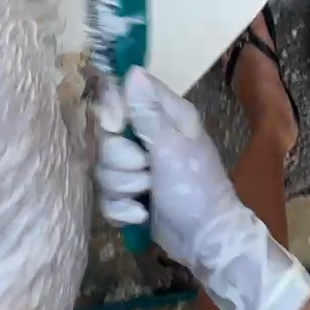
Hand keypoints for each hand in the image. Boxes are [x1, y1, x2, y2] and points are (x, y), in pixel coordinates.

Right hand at [96, 68, 309, 309]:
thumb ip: (147, 112)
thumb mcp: (171, 146)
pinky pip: (107, 195)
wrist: (205, 239)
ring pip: (104, 167)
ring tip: (146, 194)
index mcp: (166, 114)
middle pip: (108, 135)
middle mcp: (151, 135)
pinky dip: (121, 208)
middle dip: (121, 159)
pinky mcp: (131, 193)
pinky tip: (140, 214)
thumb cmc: (195, 186)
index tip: (116, 126)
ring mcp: (139, 166)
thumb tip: (132, 70)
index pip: (127, 91)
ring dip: (123, 186)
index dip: (114, 107)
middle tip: (144, 169)